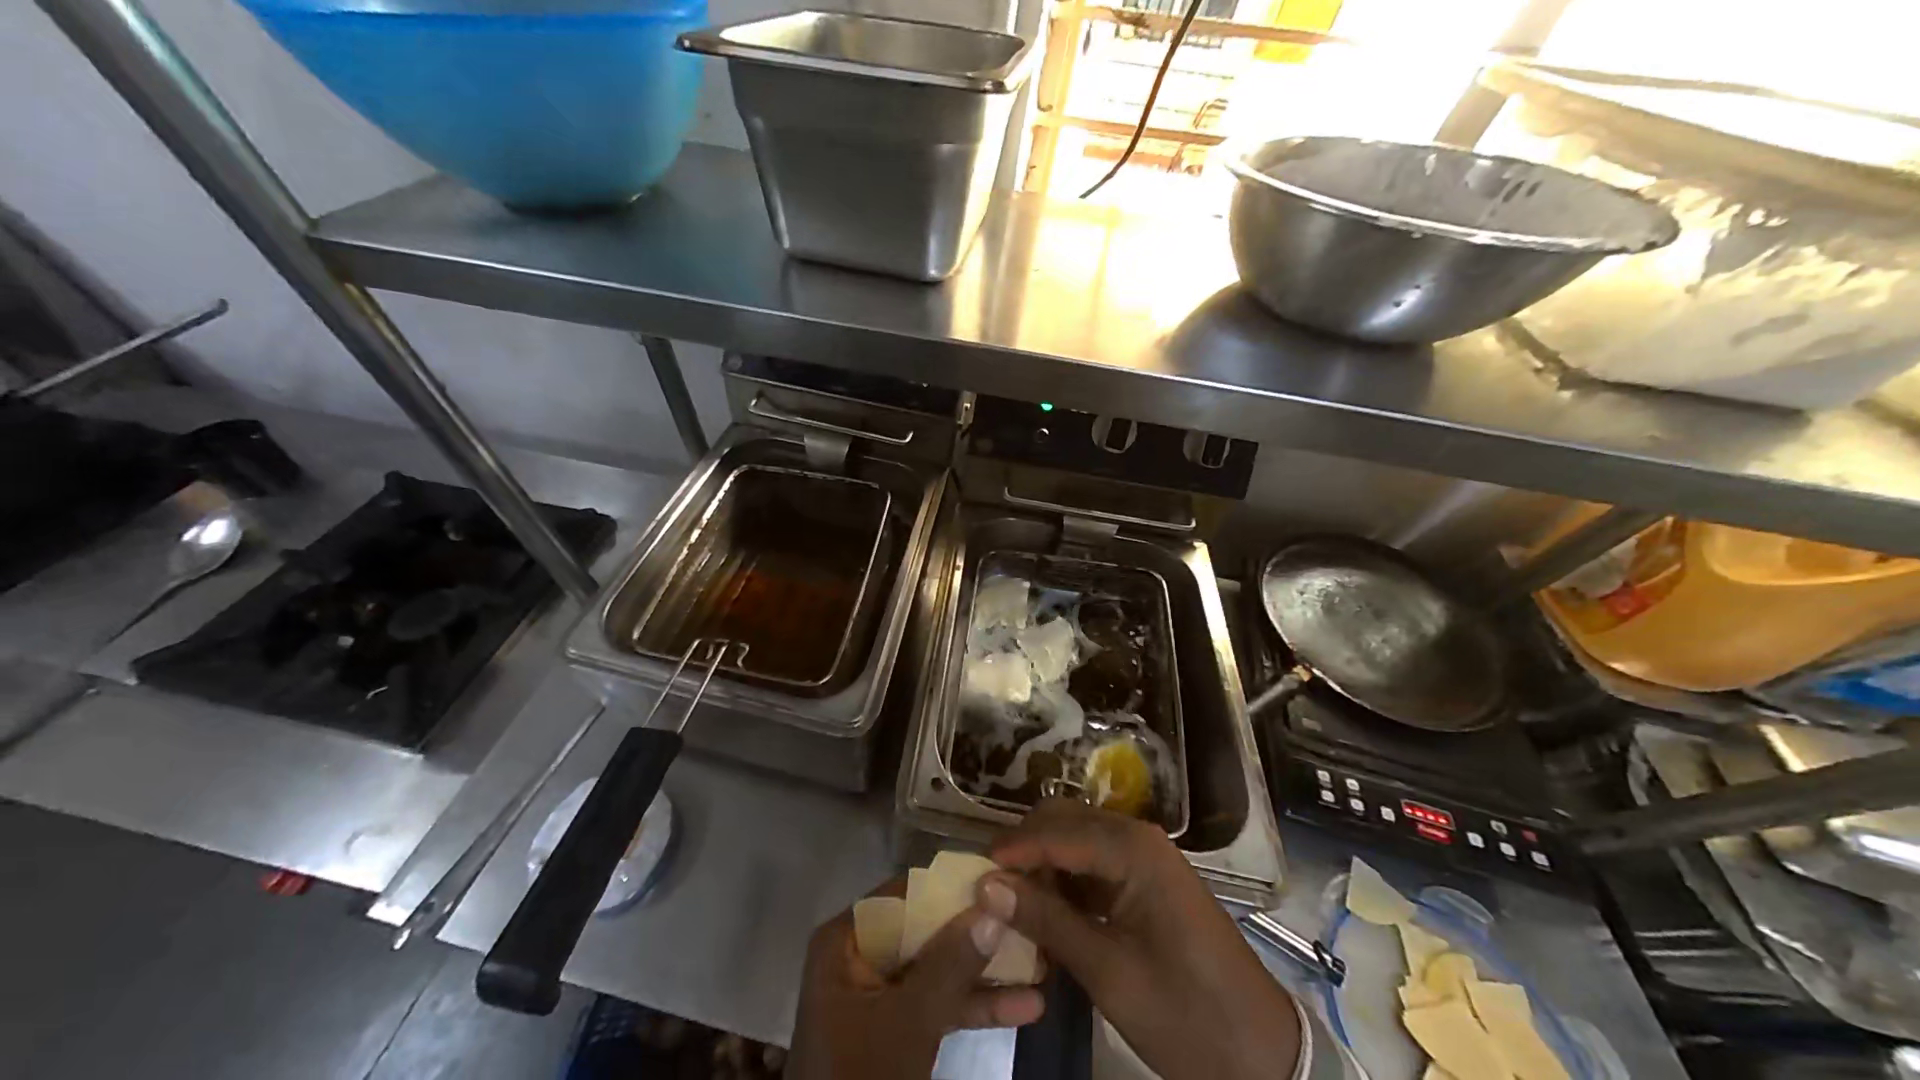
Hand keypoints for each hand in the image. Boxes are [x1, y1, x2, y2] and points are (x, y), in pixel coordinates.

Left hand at [785, 878, 1045, 1079]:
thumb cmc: (859, 1073)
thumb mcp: (908, 1019)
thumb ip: (951, 963)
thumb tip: (995, 905)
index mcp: (847, 940)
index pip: (906, 894)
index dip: (954, 886)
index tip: (1004, 878)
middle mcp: (862, 957)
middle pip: (928, 931)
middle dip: (979, 932)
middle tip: (1031, 919)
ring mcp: (881, 994)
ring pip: (940, 970)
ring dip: (988, 972)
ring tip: (1042, 964)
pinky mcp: (897, 1028)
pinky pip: (939, 1005)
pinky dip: (976, 1008)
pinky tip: (1028, 1008)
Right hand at [977, 799, 1299, 1079]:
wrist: (1260, 1055)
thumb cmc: (1186, 1013)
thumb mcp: (1108, 971)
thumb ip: (1046, 920)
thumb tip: (986, 884)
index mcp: (1134, 849)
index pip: (1055, 832)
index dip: (1011, 850)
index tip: (969, 875)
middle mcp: (1137, 839)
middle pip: (1063, 823)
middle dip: (1024, 851)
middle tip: (989, 893)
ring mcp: (1142, 859)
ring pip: (1073, 843)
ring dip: (1041, 869)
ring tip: (1012, 910)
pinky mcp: (1143, 883)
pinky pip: (1090, 867)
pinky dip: (1063, 886)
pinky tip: (1044, 918)